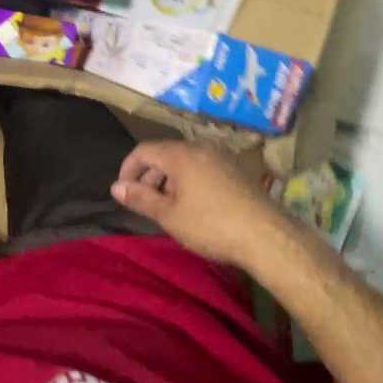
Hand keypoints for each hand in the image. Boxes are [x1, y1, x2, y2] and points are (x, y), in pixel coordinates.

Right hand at [113, 140, 292, 268]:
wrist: (266, 235)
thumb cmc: (211, 225)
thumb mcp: (170, 216)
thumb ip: (141, 198)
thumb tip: (116, 187)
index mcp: (180, 154)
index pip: (144, 150)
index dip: (128, 168)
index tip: (123, 191)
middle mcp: (200, 146)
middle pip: (165, 153)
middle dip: (150, 175)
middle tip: (145, 202)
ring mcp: (221, 155)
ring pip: (185, 160)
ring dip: (170, 178)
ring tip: (169, 206)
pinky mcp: (237, 167)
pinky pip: (203, 166)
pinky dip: (190, 179)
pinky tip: (195, 204)